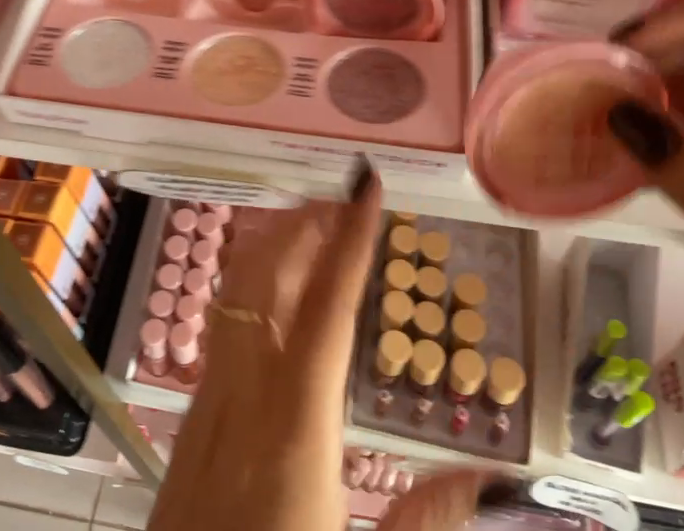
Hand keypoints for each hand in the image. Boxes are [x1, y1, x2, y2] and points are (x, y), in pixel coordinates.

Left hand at [148, 171, 482, 530]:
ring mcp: (205, 410)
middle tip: (339, 199)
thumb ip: (427, 518)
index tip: (364, 187)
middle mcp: (242, 402)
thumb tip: (495, 479)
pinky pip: (221, 338)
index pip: (326, 311)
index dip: (350, 241)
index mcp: (295, 429)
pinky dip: (250, 298)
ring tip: (312, 232)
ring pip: (235, 302)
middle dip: (302, 228)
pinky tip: (272, 310)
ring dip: (274, 256)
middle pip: (266, 284)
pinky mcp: (188, 429)